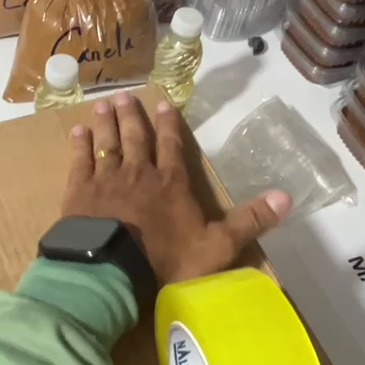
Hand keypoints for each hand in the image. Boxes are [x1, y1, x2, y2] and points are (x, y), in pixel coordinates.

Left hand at [62, 91, 289, 284]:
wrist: (110, 269)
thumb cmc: (164, 260)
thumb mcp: (216, 246)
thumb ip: (249, 221)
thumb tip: (287, 197)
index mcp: (171, 183)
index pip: (172, 146)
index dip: (169, 125)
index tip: (163, 104)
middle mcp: (139, 172)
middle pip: (136, 137)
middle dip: (133, 115)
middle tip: (125, 95)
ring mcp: (107, 179)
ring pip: (108, 142)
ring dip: (107, 122)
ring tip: (103, 105)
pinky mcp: (79, 192)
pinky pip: (81, 161)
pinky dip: (80, 145)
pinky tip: (77, 132)